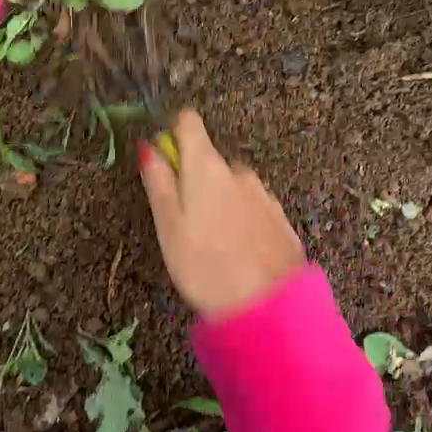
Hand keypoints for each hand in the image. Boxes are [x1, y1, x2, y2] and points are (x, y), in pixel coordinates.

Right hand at [140, 110, 306, 321]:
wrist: (270, 310)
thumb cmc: (206, 266)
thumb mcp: (168, 225)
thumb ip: (158, 180)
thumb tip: (149, 146)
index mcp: (206, 166)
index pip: (188, 121)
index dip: (173, 134)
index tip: (165, 163)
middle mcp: (238, 172)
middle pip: (210, 160)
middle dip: (195, 181)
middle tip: (185, 223)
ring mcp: (264, 196)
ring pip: (233, 187)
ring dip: (220, 203)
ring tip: (213, 246)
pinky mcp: (282, 222)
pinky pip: (253, 210)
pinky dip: (242, 222)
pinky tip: (238, 255)